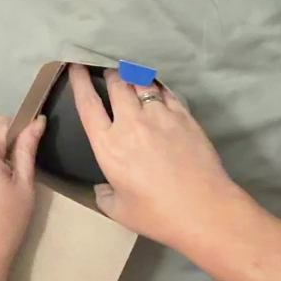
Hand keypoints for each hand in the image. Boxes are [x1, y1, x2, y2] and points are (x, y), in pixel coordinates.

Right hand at [67, 64, 250, 247]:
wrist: (204, 209)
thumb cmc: (157, 214)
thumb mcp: (119, 211)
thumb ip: (104, 195)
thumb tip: (101, 187)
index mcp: (108, 145)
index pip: (87, 104)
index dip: (79, 81)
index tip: (76, 65)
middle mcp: (131, 123)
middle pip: (116, 84)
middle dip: (110, 72)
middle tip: (108, 69)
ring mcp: (160, 116)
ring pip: (142, 83)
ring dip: (133, 76)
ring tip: (131, 74)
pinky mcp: (184, 116)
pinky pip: (166, 92)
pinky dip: (158, 86)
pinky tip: (157, 87)